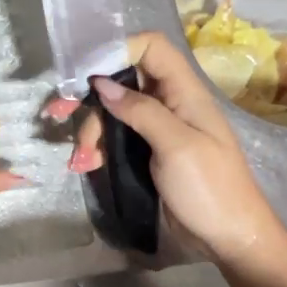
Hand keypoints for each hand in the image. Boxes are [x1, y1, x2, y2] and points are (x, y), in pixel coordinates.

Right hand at [59, 33, 286, 266]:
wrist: (228, 238)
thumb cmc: (211, 189)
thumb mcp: (177, 146)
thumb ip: (141, 111)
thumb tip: (102, 83)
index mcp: (185, 92)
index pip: (150, 48)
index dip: (118, 50)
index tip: (84, 72)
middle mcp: (170, 104)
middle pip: (122, 82)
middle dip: (89, 96)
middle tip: (58, 112)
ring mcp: (157, 130)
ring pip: (113, 113)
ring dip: (90, 131)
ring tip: (79, 160)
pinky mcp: (147, 154)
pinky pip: (115, 140)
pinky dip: (97, 150)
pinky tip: (85, 166)